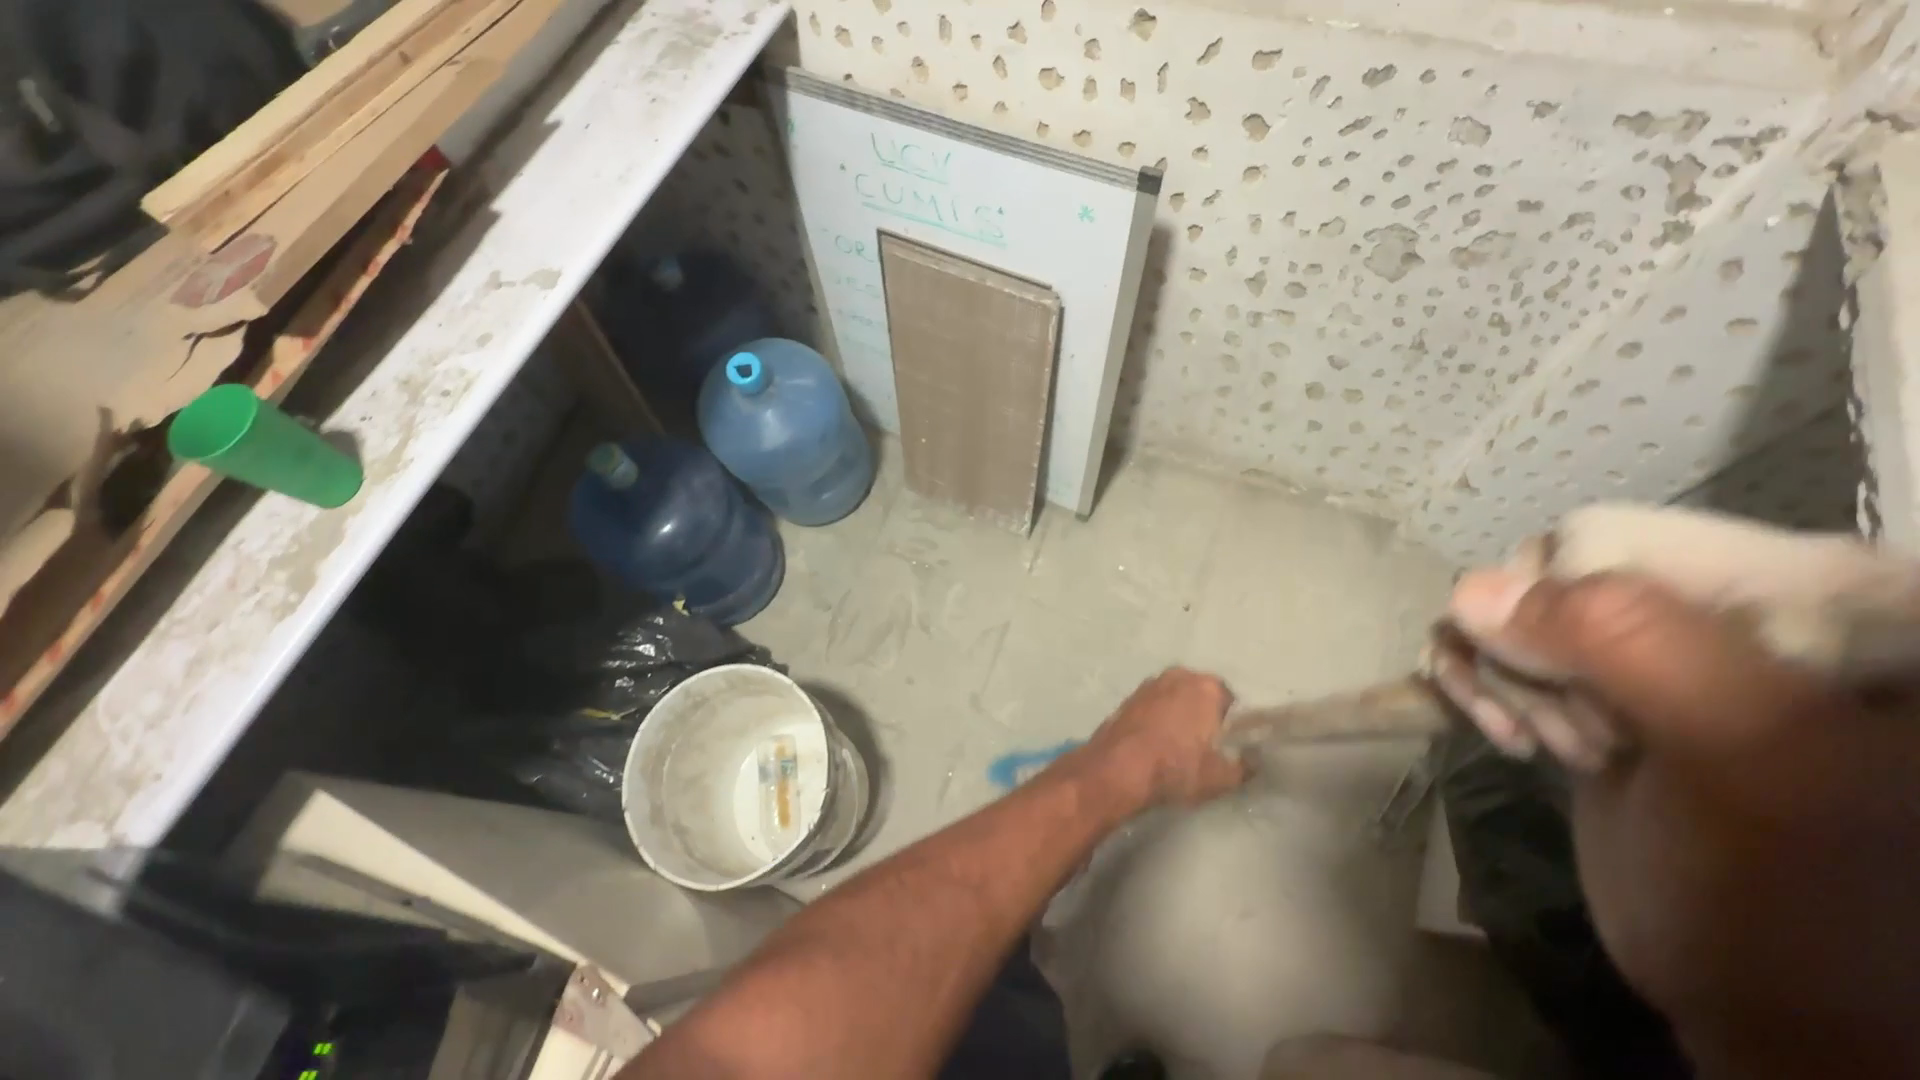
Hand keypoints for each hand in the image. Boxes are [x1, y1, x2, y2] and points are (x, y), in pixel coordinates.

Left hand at [1077, 667, 1245, 807]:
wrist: (1116, 770)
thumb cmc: (1176, 768)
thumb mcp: (1222, 777)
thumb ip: (1244, 766)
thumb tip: (1252, 760)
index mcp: (1206, 686)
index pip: (1230, 700)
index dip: (1231, 724)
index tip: (1227, 744)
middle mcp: (1177, 676)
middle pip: (1200, 695)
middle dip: (1203, 715)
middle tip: (1204, 746)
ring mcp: (1147, 685)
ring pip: (1174, 699)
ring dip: (1178, 716)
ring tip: (1177, 747)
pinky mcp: (1126, 700)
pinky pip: (1152, 708)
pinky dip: (1156, 721)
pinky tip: (1154, 744)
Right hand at [1443, 569, 1919, 1075]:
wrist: (1767, 1005)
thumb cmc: (1794, 897)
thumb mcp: (1747, 760)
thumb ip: (1634, 646)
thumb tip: (1471, 590)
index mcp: (1812, 593)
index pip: (1629, 538)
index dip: (1581, 608)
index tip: (1594, 701)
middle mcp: (1732, 602)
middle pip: (1560, 570)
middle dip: (1534, 650)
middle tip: (1575, 735)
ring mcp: (1658, 646)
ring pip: (1514, 605)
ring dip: (1496, 670)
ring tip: (1532, 738)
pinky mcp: (1599, 685)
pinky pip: (1497, 640)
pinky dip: (1476, 678)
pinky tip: (1501, 729)